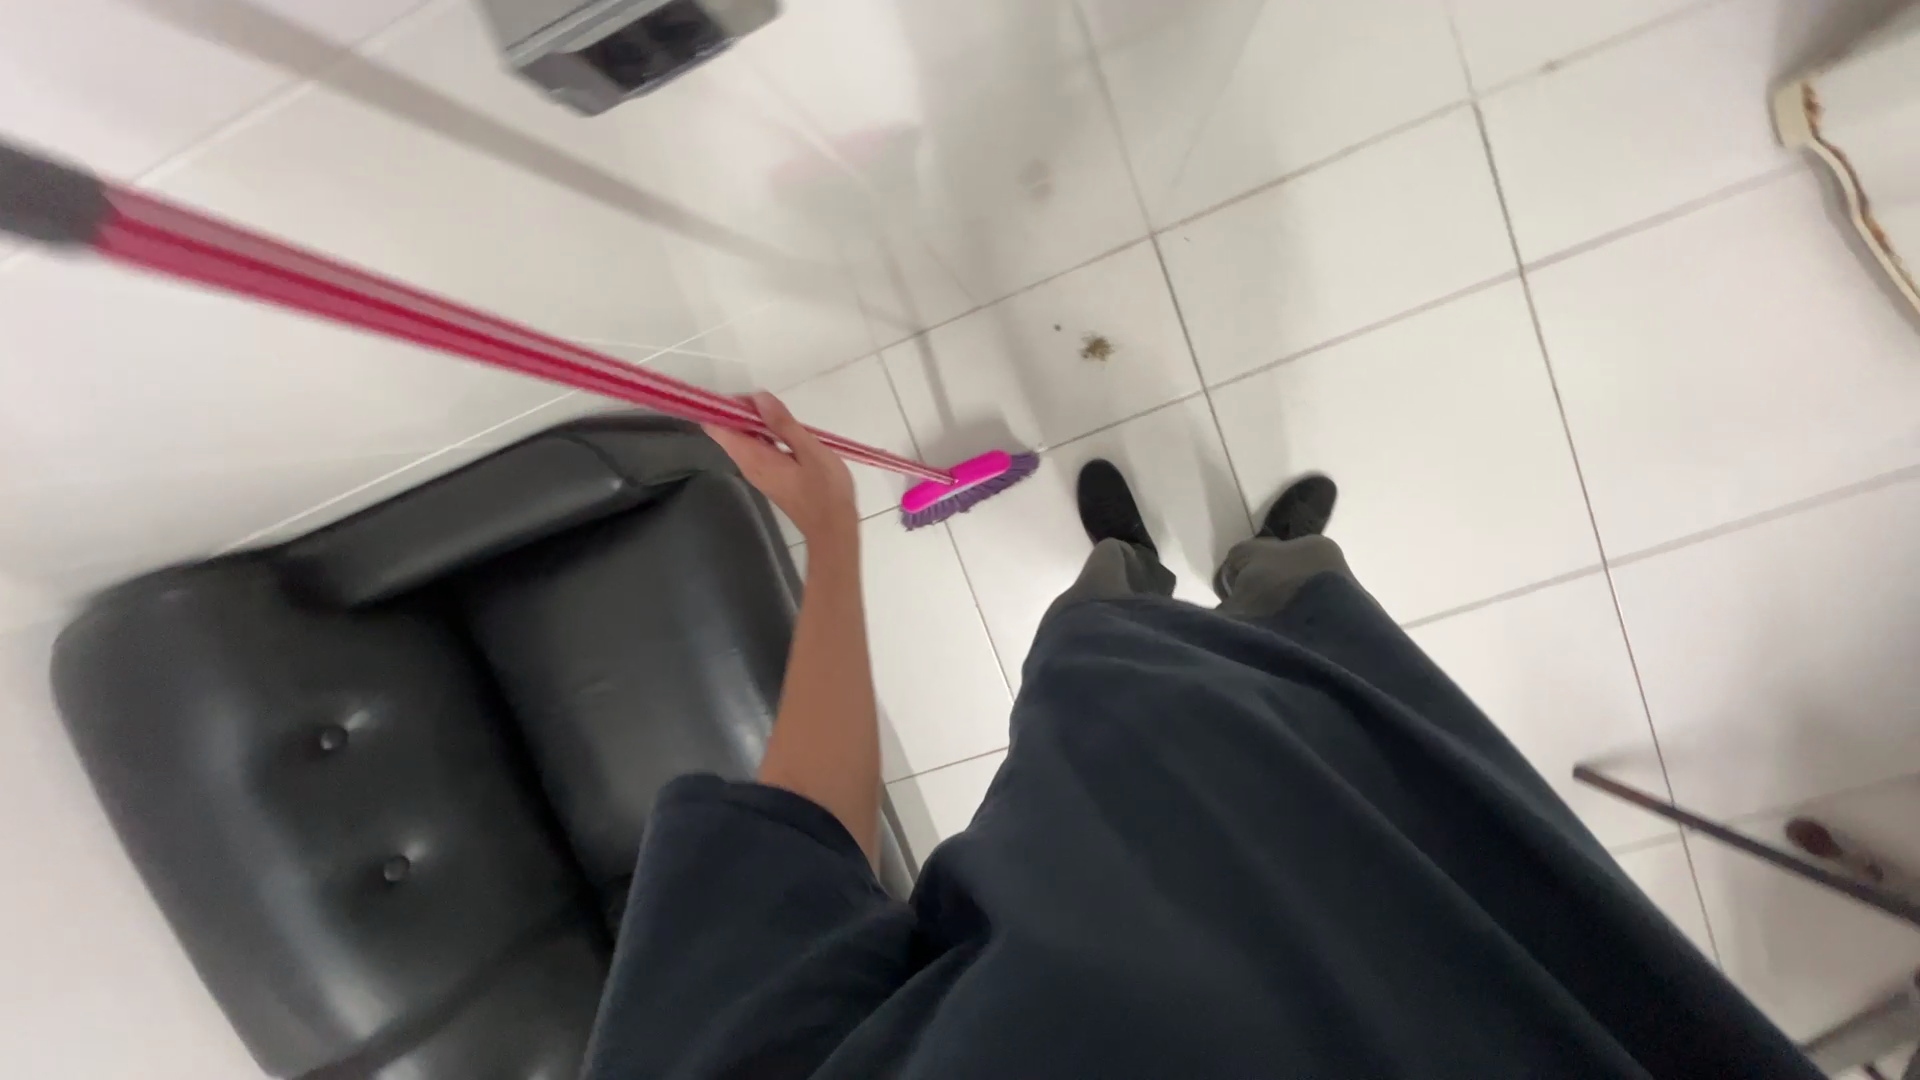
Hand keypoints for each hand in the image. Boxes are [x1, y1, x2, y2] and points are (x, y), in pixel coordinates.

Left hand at [703, 393, 858, 550]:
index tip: (746, 394)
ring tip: (780, 411)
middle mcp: (749, 465)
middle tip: (770, 399)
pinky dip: (765, 434)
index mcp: (753, 458)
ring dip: (756, 421)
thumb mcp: (810, 450)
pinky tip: (786, 430)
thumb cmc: (826, 490)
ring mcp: (758, 472)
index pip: (717, 428)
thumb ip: (783, 423)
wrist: (833, 528)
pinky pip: (757, 448)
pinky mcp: (769, 476)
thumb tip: (758, 397)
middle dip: (743, 410)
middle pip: (729, 431)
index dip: (724, 406)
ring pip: (744, 439)